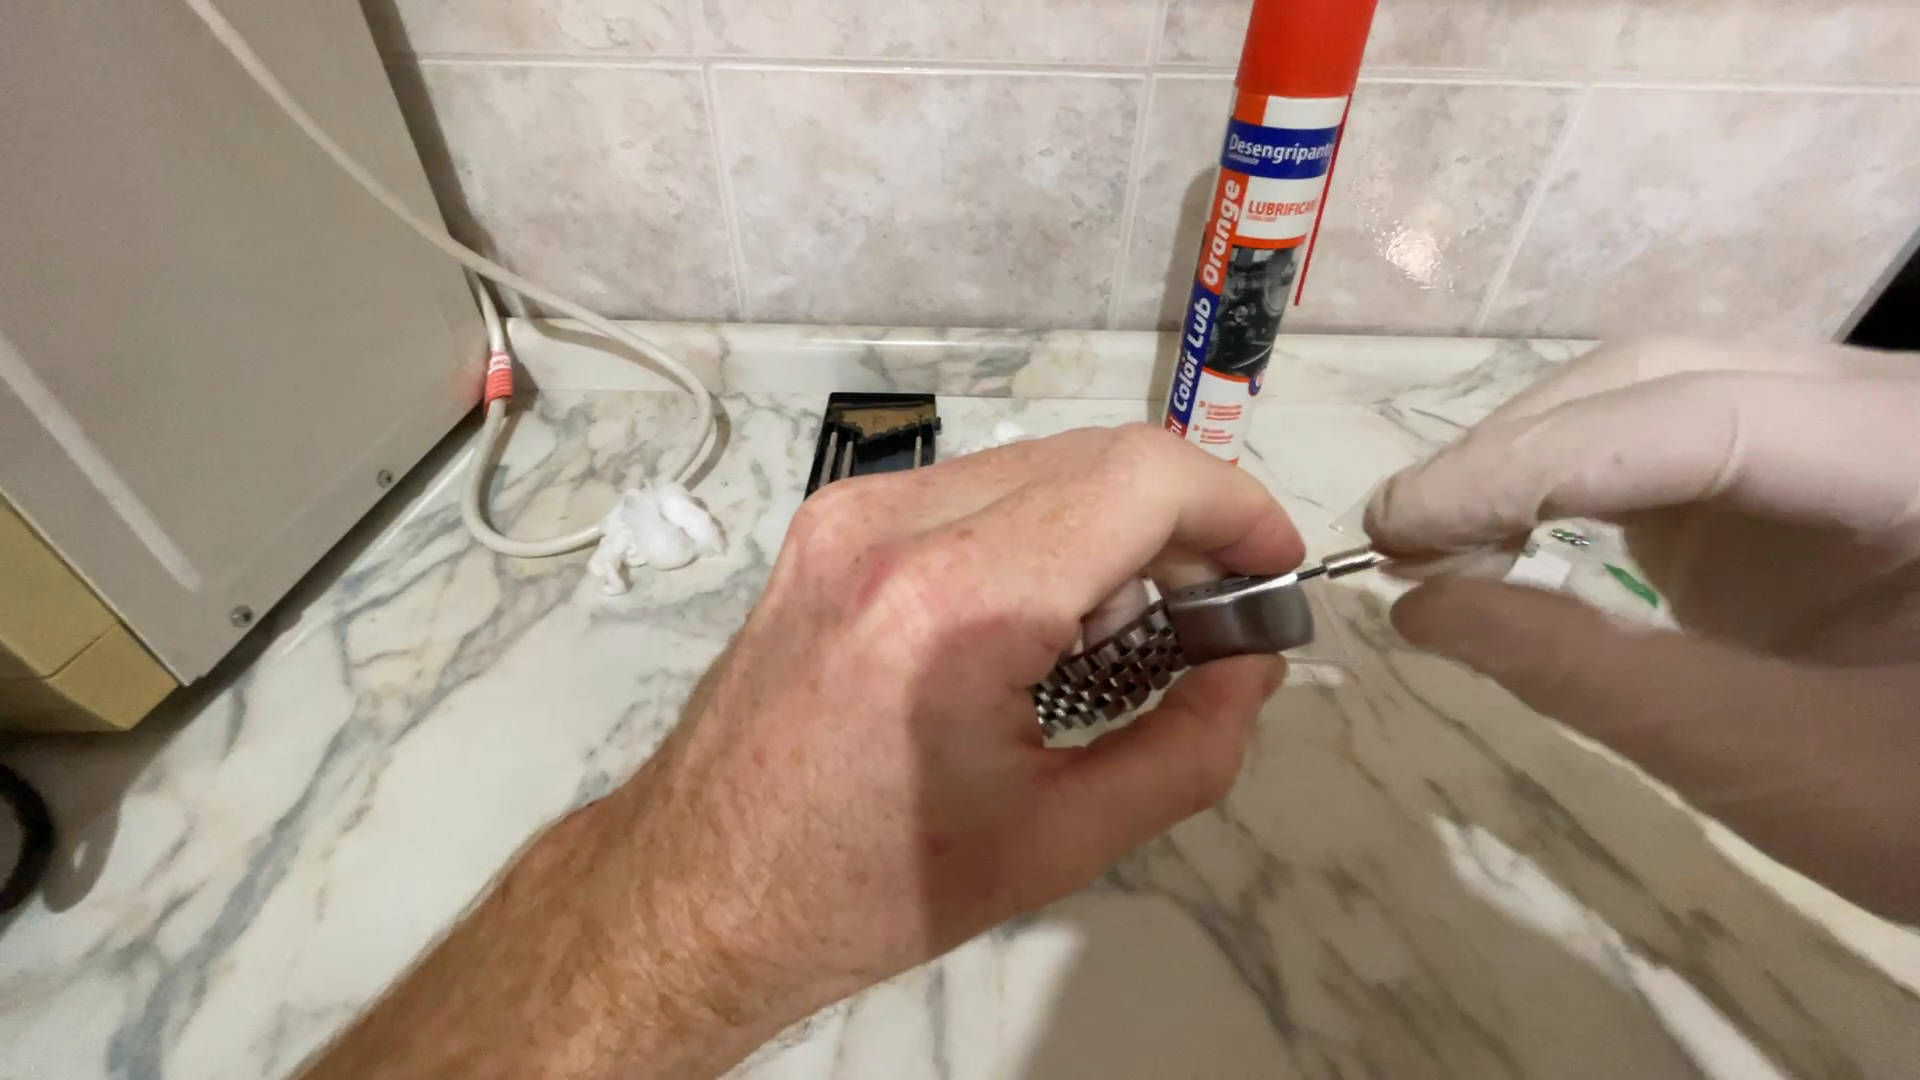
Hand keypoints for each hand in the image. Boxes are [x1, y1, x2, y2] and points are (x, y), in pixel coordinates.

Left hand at [307, 424, 1304, 1079]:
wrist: (697, 885)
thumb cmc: (870, 886)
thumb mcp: (1059, 841)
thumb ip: (1189, 746)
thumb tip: (1249, 665)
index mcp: (955, 604)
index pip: (1139, 478)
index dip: (1231, 505)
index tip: (1266, 564)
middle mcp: (893, 526)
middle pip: (1095, 454)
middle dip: (1178, 516)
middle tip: (1206, 605)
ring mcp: (849, 512)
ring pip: (1036, 462)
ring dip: (1109, 519)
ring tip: (1125, 616)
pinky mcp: (829, 522)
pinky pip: (973, 486)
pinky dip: (1040, 522)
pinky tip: (1042, 603)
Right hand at [1366, 337, 1919, 923]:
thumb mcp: (1761, 753)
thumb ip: (1579, 670)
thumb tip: (1411, 610)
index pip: (1691, 421)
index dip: (1525, 467)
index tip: (1393, 532)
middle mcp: (1882, 412)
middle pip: (1649, 381)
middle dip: (1505, 453)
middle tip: (1397, 535)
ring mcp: (1826, 433)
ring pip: (1631, 399)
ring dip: (1511, 464)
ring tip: (1427, 539)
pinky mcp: (1777, 474)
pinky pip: (1634, 446)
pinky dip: (1543, 488)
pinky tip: (1494, 535)